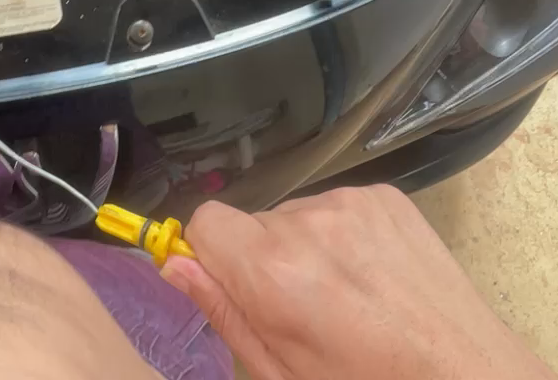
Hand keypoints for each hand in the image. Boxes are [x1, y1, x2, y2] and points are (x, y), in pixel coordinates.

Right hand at [161, 186, 555, 379]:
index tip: (240, 291)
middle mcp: (308, 220)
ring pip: (296, 216)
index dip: (214, 258)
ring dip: (307, 249)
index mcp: (276, 271)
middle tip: (309, 316)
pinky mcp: (385, 196)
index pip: (205, 221)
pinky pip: (337, 208)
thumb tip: (172, 262)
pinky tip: (376, 282)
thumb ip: (224, 313)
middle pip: (254, 223)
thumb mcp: (285, 377)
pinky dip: (344, 238)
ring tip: (351, 302)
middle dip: (266, 261)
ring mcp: (352, 201)